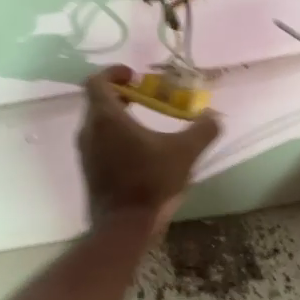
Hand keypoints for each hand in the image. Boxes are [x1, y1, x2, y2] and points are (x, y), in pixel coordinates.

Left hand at [78, 66, 220, 231]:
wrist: (123, 227)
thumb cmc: (151, 183)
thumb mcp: (184, 153)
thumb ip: (202, 130)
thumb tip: (214, 117)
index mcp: (106, 118)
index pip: (96, 81)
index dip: (114, 72)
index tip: (134, 76)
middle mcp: (89, 131)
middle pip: (98, 101)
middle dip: (120, 95)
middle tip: (145, 98)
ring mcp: (86, 153)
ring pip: (98, 124)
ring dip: (118, 118)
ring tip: (145, 125)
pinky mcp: (89, 171)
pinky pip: (99, 143)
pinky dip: (114, 138)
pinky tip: (139, 152)